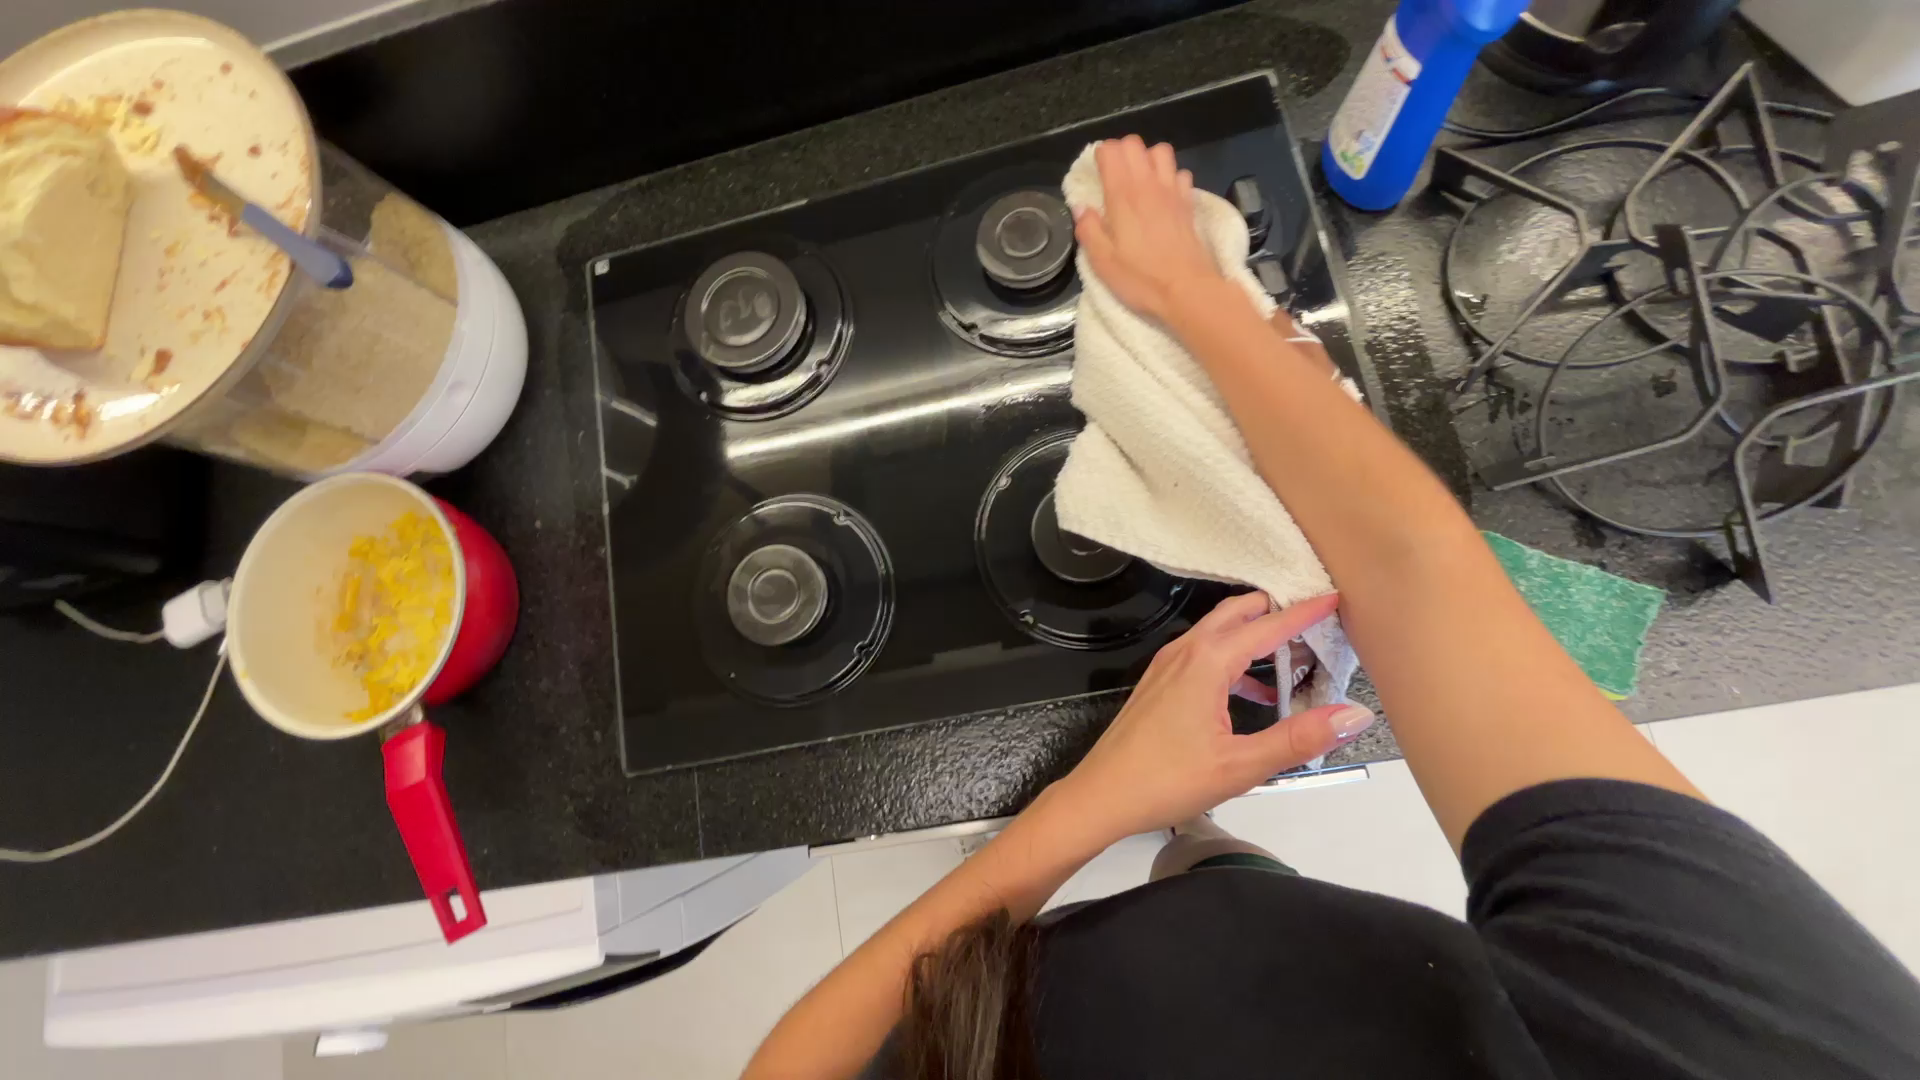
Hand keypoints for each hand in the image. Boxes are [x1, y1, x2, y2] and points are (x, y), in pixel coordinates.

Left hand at [1056, 591, 1374, 842]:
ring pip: (1218, 632)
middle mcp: (1185, 650)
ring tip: (1294, 652)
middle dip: (1275, 608)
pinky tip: (1254, 691)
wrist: (1102, 794)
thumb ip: (1298, 738)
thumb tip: (1353, 714)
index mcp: (1206, 660)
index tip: (1335, 596)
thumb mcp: (1240, 765)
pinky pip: (1203, 654)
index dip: (1304, 612)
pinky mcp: (1160, 682)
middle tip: (1316, 615)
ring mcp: (1168, 665)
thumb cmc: (1166, 780)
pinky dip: (1233, 658)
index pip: (1266, 625)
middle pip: (1237, 613)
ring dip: (1254, 633)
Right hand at [1074, 136, 1225, 321]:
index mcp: (1123, 195)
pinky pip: (1179, 173)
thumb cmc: (1140, 279)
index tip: (1095, 176)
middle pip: (1134, 144)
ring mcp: (1172, 191)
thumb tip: (1081, 208)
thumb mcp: (1102, 262)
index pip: (1111, 151)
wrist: (1187, 290)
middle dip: (1121, 153)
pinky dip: (1169, 177)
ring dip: (1147, 159)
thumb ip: (1088, 230)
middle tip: (1113, 178)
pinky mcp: (1188, 202)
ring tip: (1138, 182)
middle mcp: (1148, 184)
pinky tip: (1162, 196)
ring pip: (1160, 151)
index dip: (1100, 157)